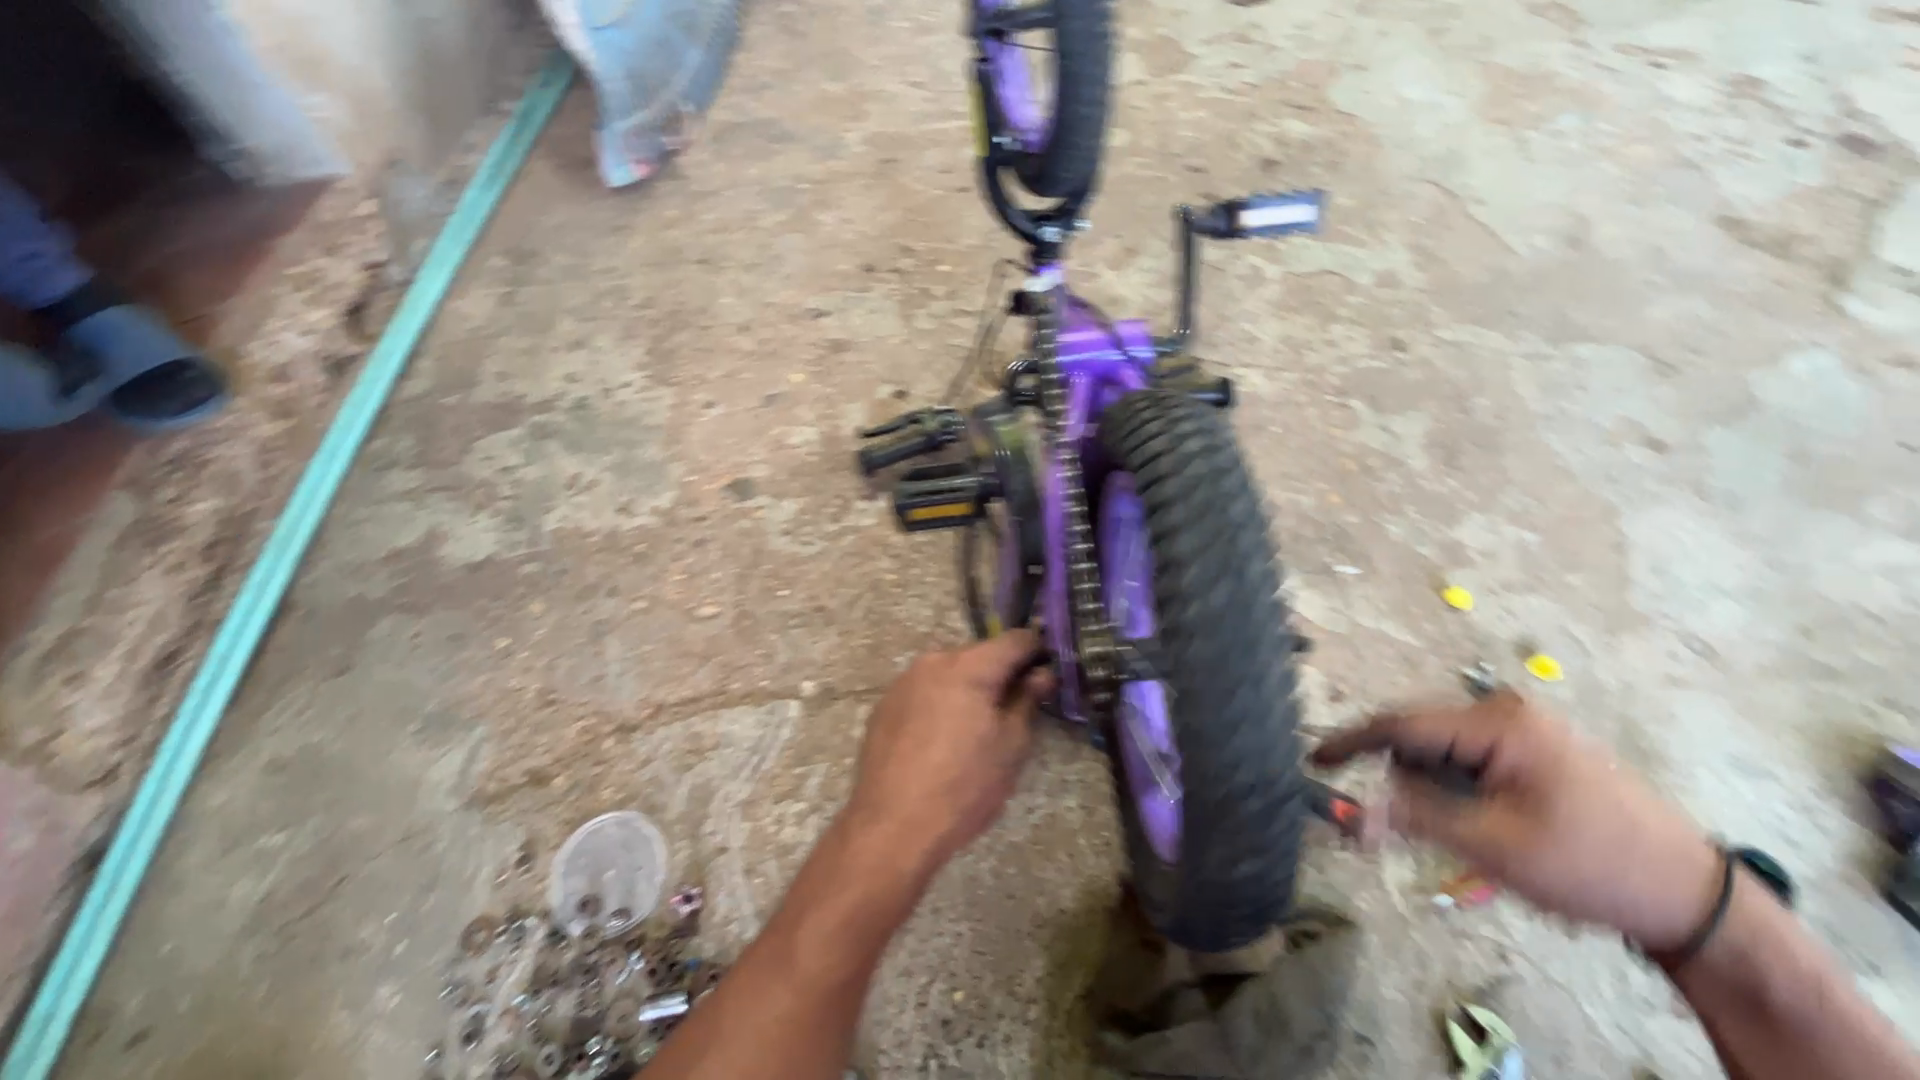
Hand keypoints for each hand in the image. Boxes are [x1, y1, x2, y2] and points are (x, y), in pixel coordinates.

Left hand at [842, 630, 1054, 868]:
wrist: (893, 826)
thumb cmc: (964, 786)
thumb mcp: (1011, 746)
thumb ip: (1027, 701)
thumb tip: (1041, 674)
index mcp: (968, 666)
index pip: (1014, 640)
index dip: (1038, 652)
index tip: (1050, 673)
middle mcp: (932, 663)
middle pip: (979, 655)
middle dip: (1001, 674)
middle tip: (1018, 708)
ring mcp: (903, 683)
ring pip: (949, 673)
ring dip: (969, 689)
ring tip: (979, 729)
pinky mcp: (884, 707)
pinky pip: (924, 693)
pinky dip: (941, 703)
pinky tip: (944, 741)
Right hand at [1313, 691, 1722, 950]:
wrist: (1691, 898)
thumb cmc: (1590, 864)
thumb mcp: (1492, 844)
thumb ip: (1413, 818)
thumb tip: (1348, 811)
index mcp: (1498, 724)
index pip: (1401, 725)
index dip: (1350, 743)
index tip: (1311, 761)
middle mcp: (1509, 714)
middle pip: (1423, 740)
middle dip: (1404, 783)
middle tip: (1400, 832)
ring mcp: (1528, 733)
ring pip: (1447, 756)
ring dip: (1438, 795)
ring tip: (1467, 842)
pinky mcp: (1540, 755)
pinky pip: (1475, 766)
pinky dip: (1462, 796)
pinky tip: (1486, 831)